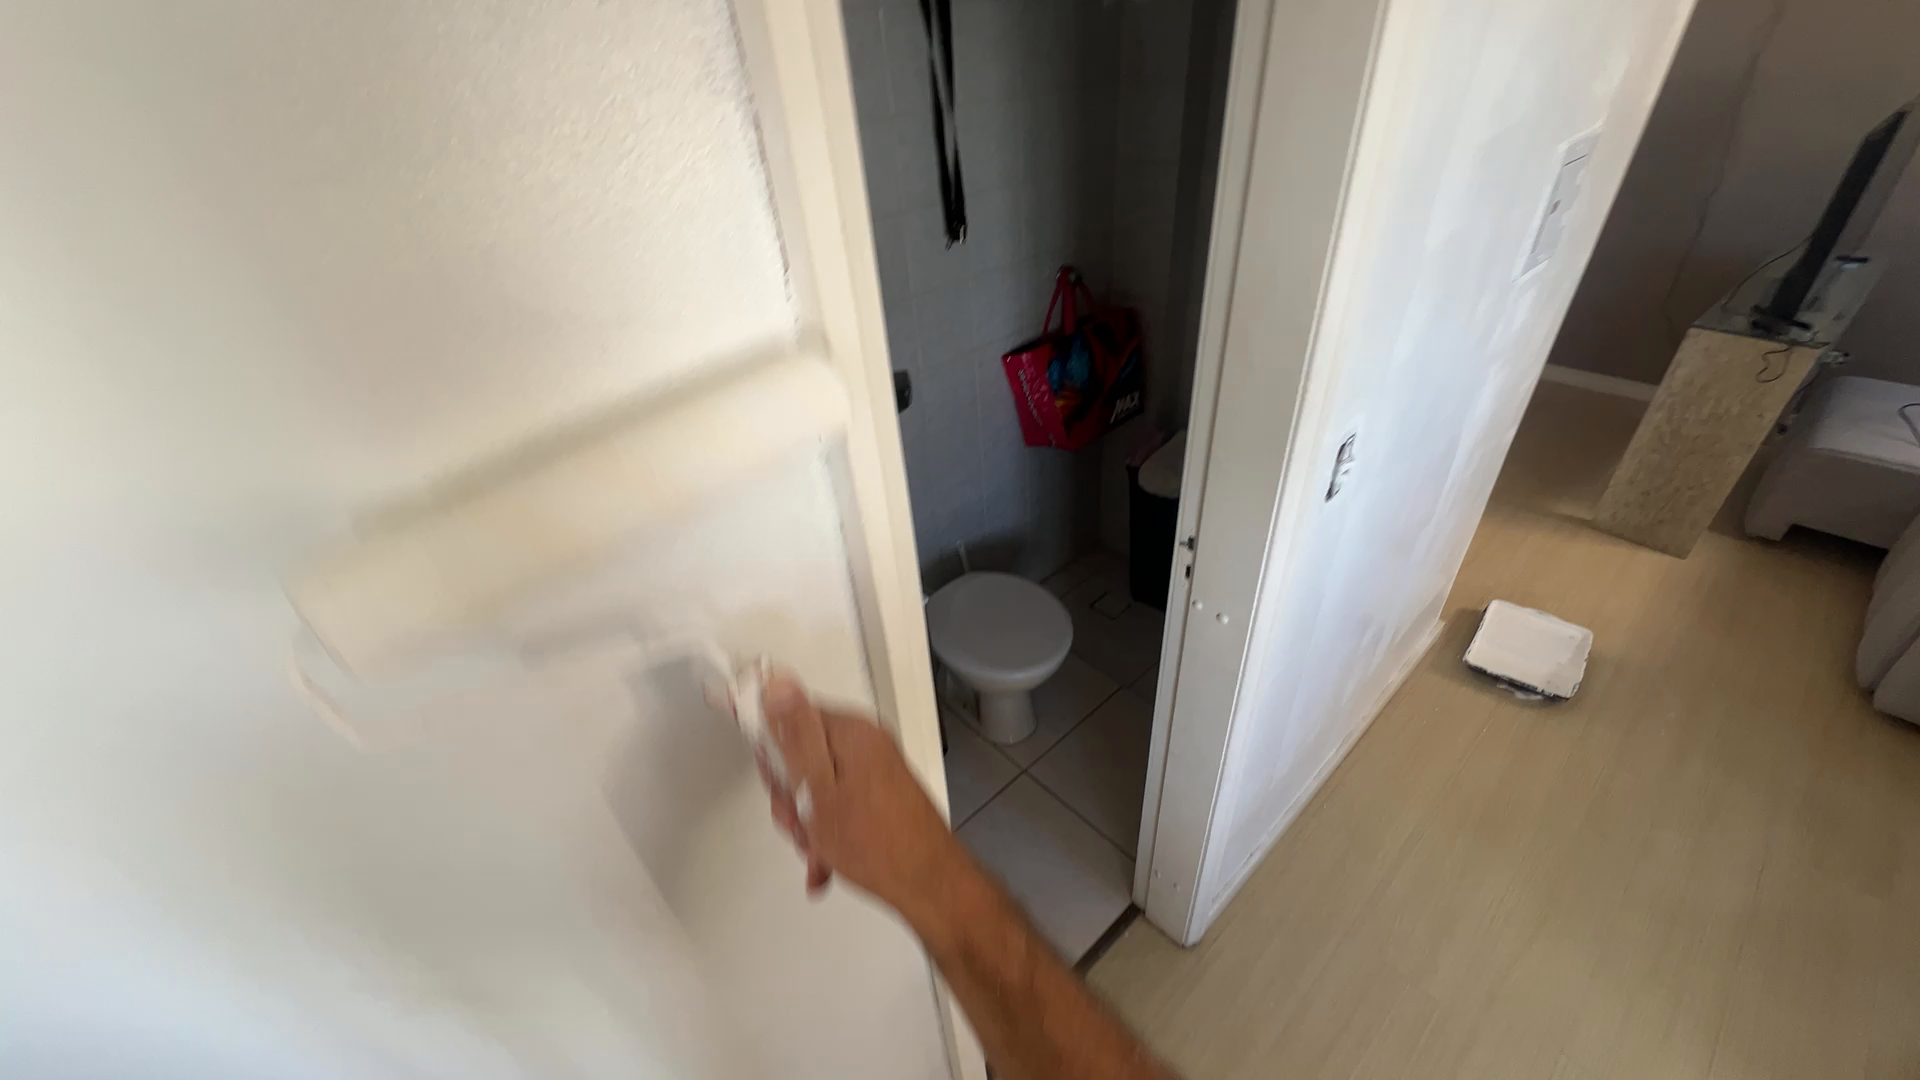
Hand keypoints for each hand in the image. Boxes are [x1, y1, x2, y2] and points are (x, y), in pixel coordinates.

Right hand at [756, 671, 960, 922]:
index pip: (792, 716)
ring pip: (819, 784)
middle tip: (799, 822)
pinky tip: (826, 861)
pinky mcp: (881, 792)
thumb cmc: (873, 841)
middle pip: (804, 754)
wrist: (928, 882)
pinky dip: (828, 830)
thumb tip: (777, 684)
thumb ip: (795, 736)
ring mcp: (875, 767)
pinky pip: (839, 801)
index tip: (775, 784)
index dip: (774, 753)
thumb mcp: (817, 788)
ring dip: (808, 819)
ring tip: (818, 848)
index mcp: (851, 731)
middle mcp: (866, 741)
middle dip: (792, 794)